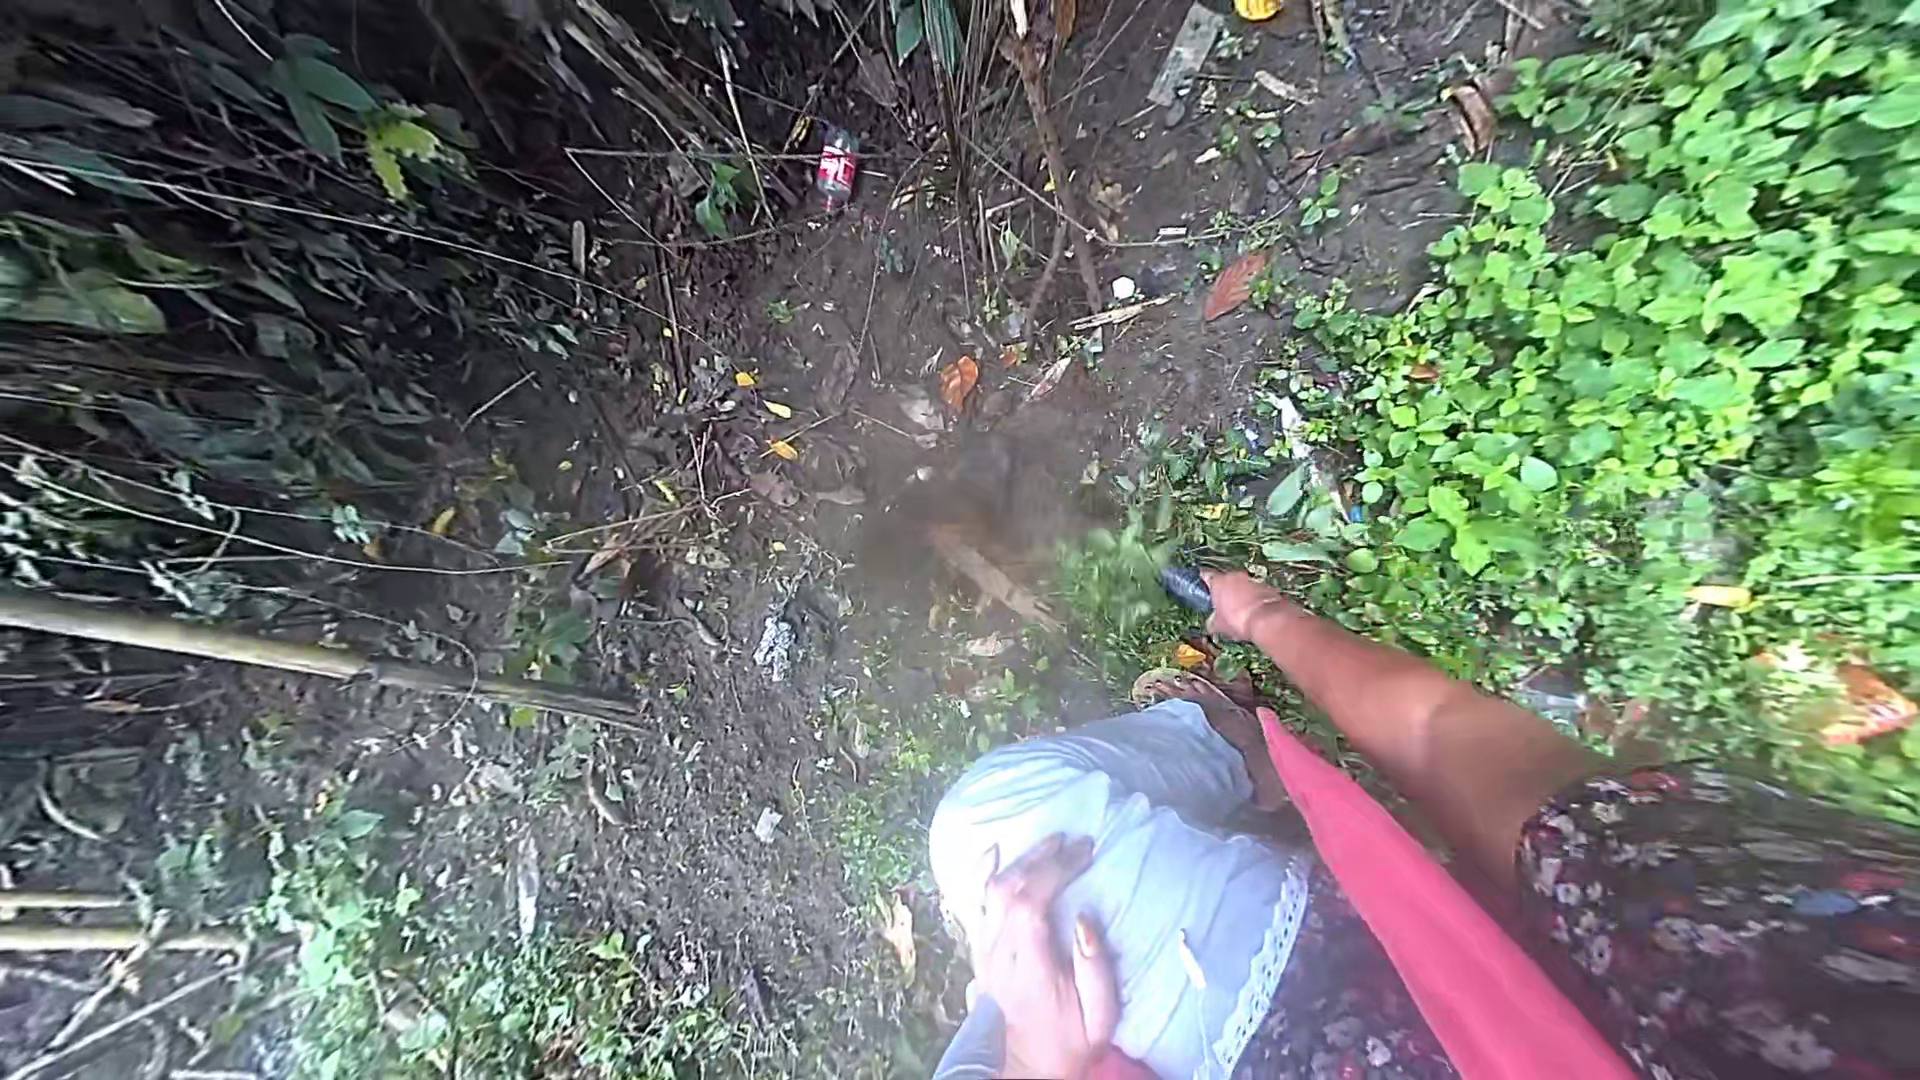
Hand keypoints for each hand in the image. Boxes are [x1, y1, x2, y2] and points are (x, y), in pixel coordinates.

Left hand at [972, 834, 1120, 1078]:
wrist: (1024, 1069)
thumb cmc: (1066, 1041)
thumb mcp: (1097, 1019)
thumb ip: (1095, 969)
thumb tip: (1085, 917)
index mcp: (1026, 964)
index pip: (1031, 901)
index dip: (1056, 869)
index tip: (1084, 850)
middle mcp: (998, 949)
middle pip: (1011, 887)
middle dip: (1044, 857)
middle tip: (1073, 841)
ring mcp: (984, 945)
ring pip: (993, 888)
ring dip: (1022, 859)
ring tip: (1050, 842)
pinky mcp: (979, 945)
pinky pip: (976, 900)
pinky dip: (983, 870)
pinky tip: (993, 850)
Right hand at [1201, 569, 1300, 641]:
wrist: (1269, 621)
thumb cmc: (1239, 619)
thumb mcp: (1218, 625)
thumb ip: (1212, 620)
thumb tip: (1211, 624)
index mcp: (1218, 581)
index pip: (1205, 575)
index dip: (1202, 581)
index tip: (1201, 587)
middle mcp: (1235, 576)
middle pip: (1226, 580)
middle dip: (1224, 591)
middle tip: (1221, 605)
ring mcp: (1253, 580)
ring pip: (1243, 585)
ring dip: (1240, 595)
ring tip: (1240, 612)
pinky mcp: (1268, 588)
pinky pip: (1257, 592)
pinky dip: (1254, 600)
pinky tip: (1253, 613)